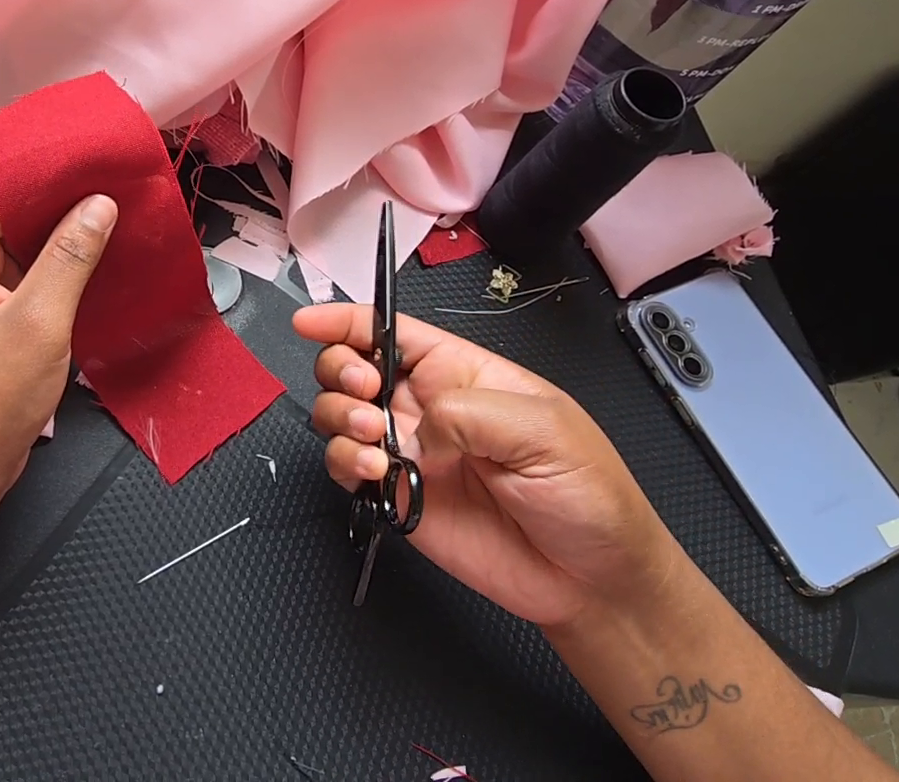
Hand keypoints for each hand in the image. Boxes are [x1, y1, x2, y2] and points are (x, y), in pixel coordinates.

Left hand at [0, 188, 116, 513]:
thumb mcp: (39, 323)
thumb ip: (70, 256)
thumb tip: (99, 202)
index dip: (45, 172)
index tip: (95, 156)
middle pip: (5, 213)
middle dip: (59, 200)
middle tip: (116, 179)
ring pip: (17, 244)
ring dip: (60, 233)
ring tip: (116, 207)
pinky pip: (21, 274)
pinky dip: (54, 265)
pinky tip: (96, 253)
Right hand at [294, 304, 682, 628]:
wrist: (589, 579)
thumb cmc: (586, 490)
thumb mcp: (541, 428)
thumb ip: (464, 411)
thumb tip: (412, 432)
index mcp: (459, 371)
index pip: (391, 330)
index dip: (347, 319)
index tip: (308, 321)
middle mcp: (425, 405)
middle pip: (351, 365)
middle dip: (339, 367)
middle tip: (363, 390)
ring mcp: (406, 451)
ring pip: (338, 414)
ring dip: (338, 415)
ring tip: (373, 436)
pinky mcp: (394, 496)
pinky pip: (345, 467)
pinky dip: (343, 462)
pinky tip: (374, 473)